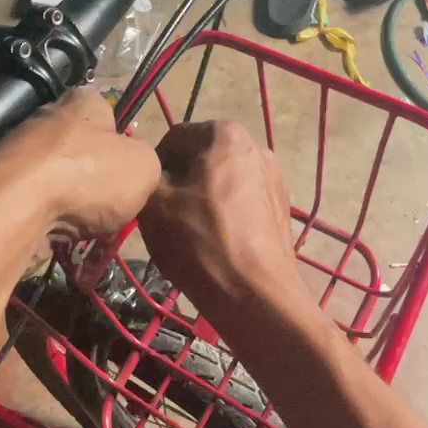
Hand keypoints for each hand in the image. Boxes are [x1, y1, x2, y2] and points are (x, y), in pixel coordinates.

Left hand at [0, 88, 160, 289]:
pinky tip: (57, 235)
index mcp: (82, 102)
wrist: (16, 208)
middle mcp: (46, 119)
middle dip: (97, 179)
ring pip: (59, 181)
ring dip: (72, 204)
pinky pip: (35, 205)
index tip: (129, 171)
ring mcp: (18, 154)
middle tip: (113, 205)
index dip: (123, 143)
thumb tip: (137, 170)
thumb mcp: (145, 166)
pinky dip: (47, 220)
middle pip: (83, 151)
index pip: (109, 114)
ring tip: (86, 228)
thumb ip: (148, 163)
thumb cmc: (89, 176)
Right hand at [138, 121, 309, 319]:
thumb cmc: (200, 241)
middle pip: (200, 159)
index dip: (154, 169)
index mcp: (224, 133)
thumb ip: (145, 174)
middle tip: (166, 217)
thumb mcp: (154, 204)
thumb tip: (149, 172)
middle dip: (181, 183)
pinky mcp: (281, 206)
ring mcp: (273, 176)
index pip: (173, 140)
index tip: (149, 199)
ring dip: (201, 198)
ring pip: (220, 180)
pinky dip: (225, 214)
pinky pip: (242, 201)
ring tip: (190, 233)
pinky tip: (216, 242)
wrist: (255, 294)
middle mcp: (255, 145)